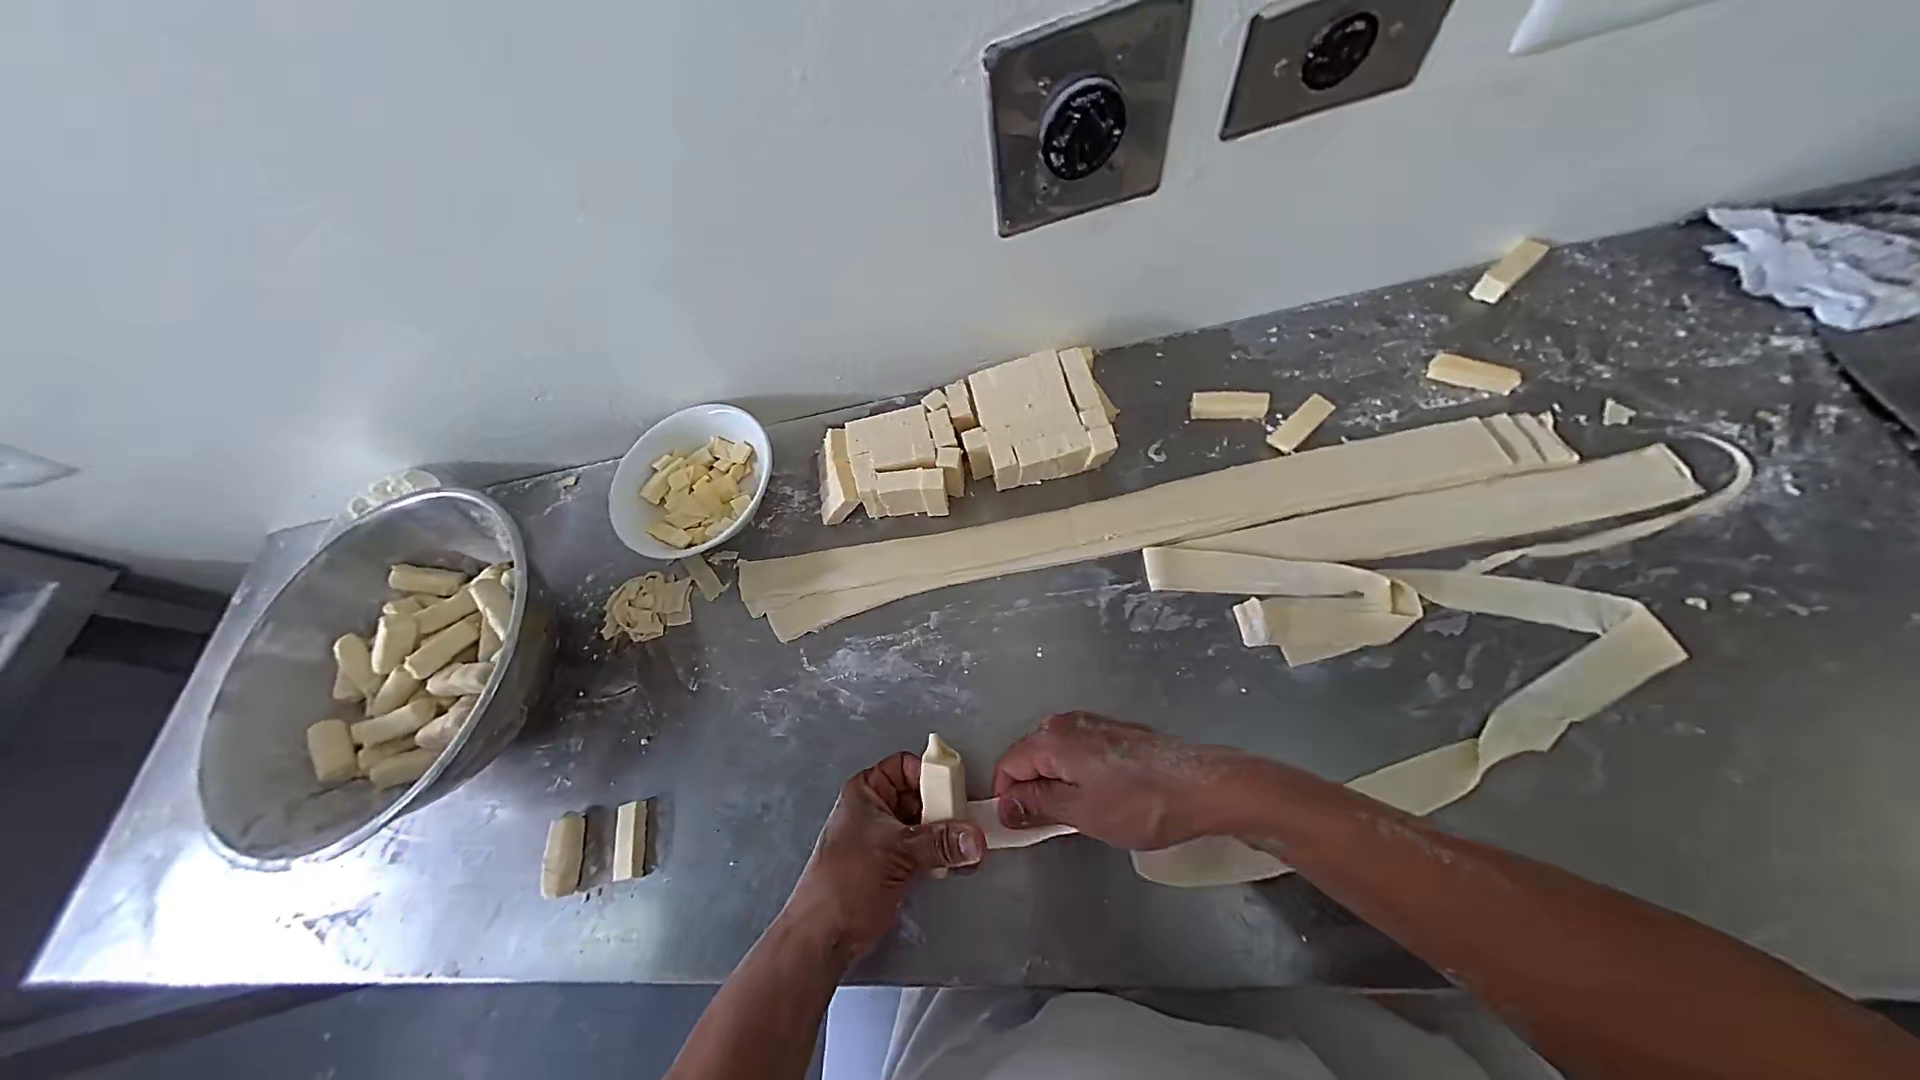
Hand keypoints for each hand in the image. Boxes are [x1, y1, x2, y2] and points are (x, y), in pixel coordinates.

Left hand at [776, 752, 986, 962]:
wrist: (824, 937)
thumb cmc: (848, 880)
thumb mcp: (897, 852)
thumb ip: (940, 842)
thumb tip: (976, 838)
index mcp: (867, 791)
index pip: (904, 766)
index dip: (930, 773)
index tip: (958, 788)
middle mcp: (877, 809)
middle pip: (920, 794)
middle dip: (945, 807)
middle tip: (971, 819)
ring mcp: (886, 837)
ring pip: (925, 823)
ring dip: (947, 834)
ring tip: (971, 845)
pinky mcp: (895, 864)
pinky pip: (925, 848)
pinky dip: (942, 853)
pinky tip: (961, 863)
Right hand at [992, 712, 1257, 849]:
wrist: (1205, 787)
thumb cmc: (1140, 804)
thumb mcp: (1081, 812)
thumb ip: (1036, 805)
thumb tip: (1004, 805)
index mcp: (1052, 738)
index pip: (1007, 764)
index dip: (1006, 796)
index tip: (1016, 826)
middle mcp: (1067, 722)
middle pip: (1030, 756)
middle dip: (1031, 790)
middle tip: (1049, 825)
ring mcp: (1094, 723)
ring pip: (1056, 755)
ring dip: (1056, 784)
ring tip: (1080, 815)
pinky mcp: (1116, 732)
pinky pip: (1080, 752)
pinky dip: (1078, 775)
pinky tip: (1103, 797)